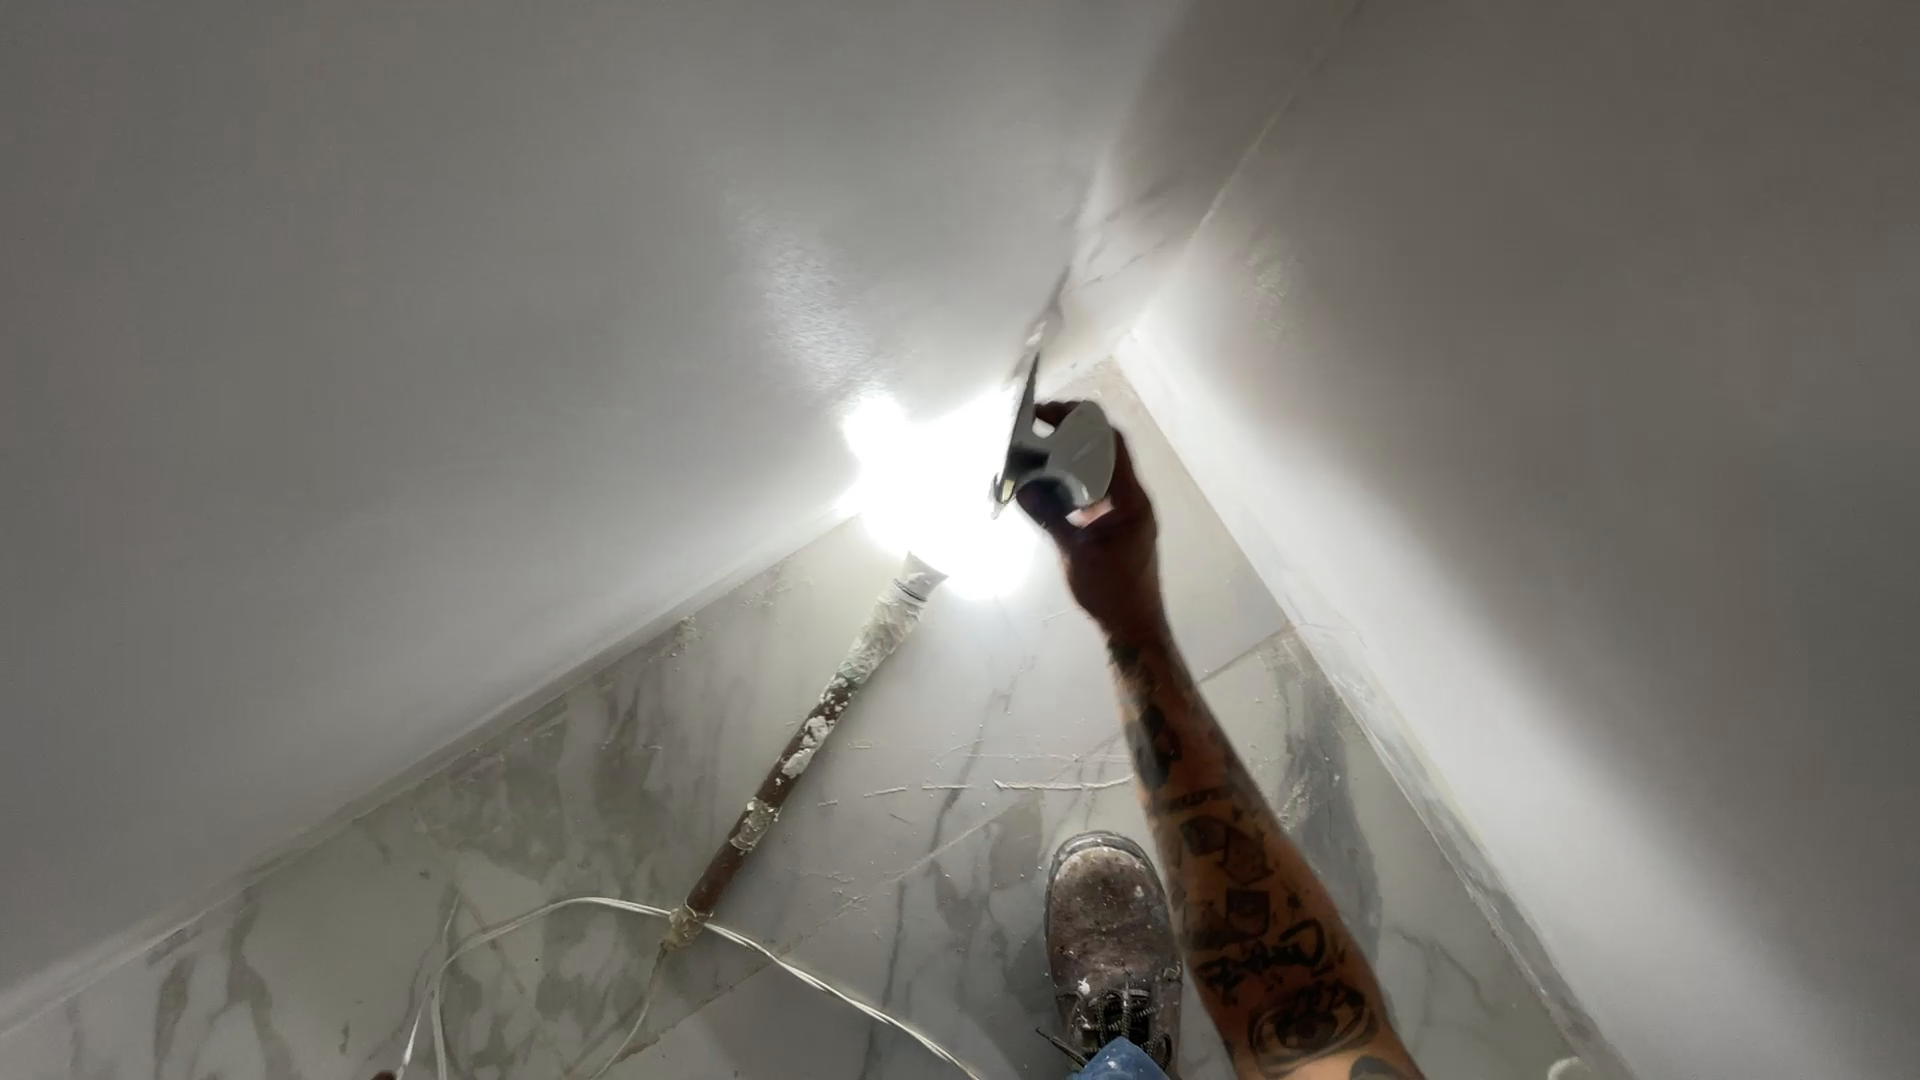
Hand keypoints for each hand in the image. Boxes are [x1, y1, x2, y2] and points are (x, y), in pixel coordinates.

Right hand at [1016, 402, 1165, 641]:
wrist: (1133, 625)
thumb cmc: (1110, 592)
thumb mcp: (1074, 553)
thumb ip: (1049, 517)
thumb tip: (1022, 487)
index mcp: (1132, 499)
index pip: (1112, 443)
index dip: (1082, 421)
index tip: (1049, 414)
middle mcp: (1135, 499)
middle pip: (1108, 450)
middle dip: (1074, 433)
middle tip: (1039, 427)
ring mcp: (1129, 511)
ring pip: (1103, 469)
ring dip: (1074, 456)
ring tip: (1041, 451)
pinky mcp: (1119, 524)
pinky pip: (1098, 490)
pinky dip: (1076, 480)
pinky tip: (1051, 485)